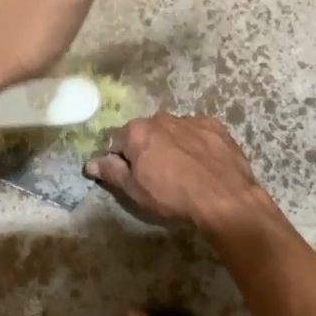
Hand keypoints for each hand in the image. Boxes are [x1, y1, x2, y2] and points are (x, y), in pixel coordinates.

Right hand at [84, 111, 270, 232]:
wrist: (225, 198)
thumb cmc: (172, 196)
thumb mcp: (135, 190)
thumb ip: (111, 172)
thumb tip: (90, 162)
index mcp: (136, 131)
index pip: (117, 140)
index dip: (121, 159)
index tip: (131, 175)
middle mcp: (160, 118)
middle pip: (145, 132)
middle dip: (147, 148)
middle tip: (158, 174)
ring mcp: (189, 119)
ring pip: (172, 130)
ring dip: (172, 144)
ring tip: (184, 170)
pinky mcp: (214, 126)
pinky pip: (197, 132)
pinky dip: (196, 143)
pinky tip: (204, 163)